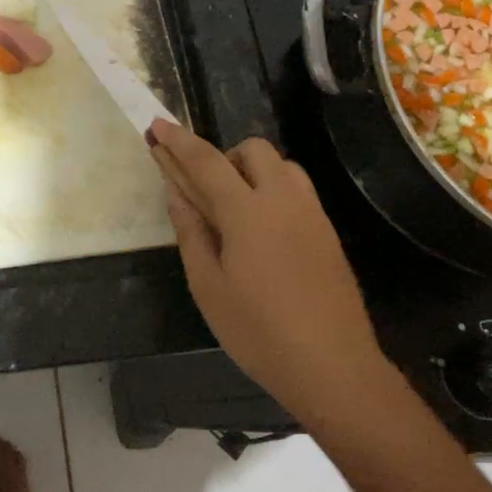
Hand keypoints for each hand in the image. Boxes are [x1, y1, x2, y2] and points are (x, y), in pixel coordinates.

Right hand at [148, 120, 390, 412]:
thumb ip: (191, 232)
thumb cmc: (259, 332)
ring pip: (282, 166)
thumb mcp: (208, 287)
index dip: (179, 142)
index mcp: (247, 212)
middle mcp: (283, 200)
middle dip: (224, 155)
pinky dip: (275, 191)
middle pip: (253, 150)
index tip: (158, 125)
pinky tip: (265, 232)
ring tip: (237, 210)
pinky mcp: (328, 233)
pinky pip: (299, 190)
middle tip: (206, 192)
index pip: (206, 162)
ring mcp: (312, 215)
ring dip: (255, 171)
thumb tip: (176, 192)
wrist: (333, 367)